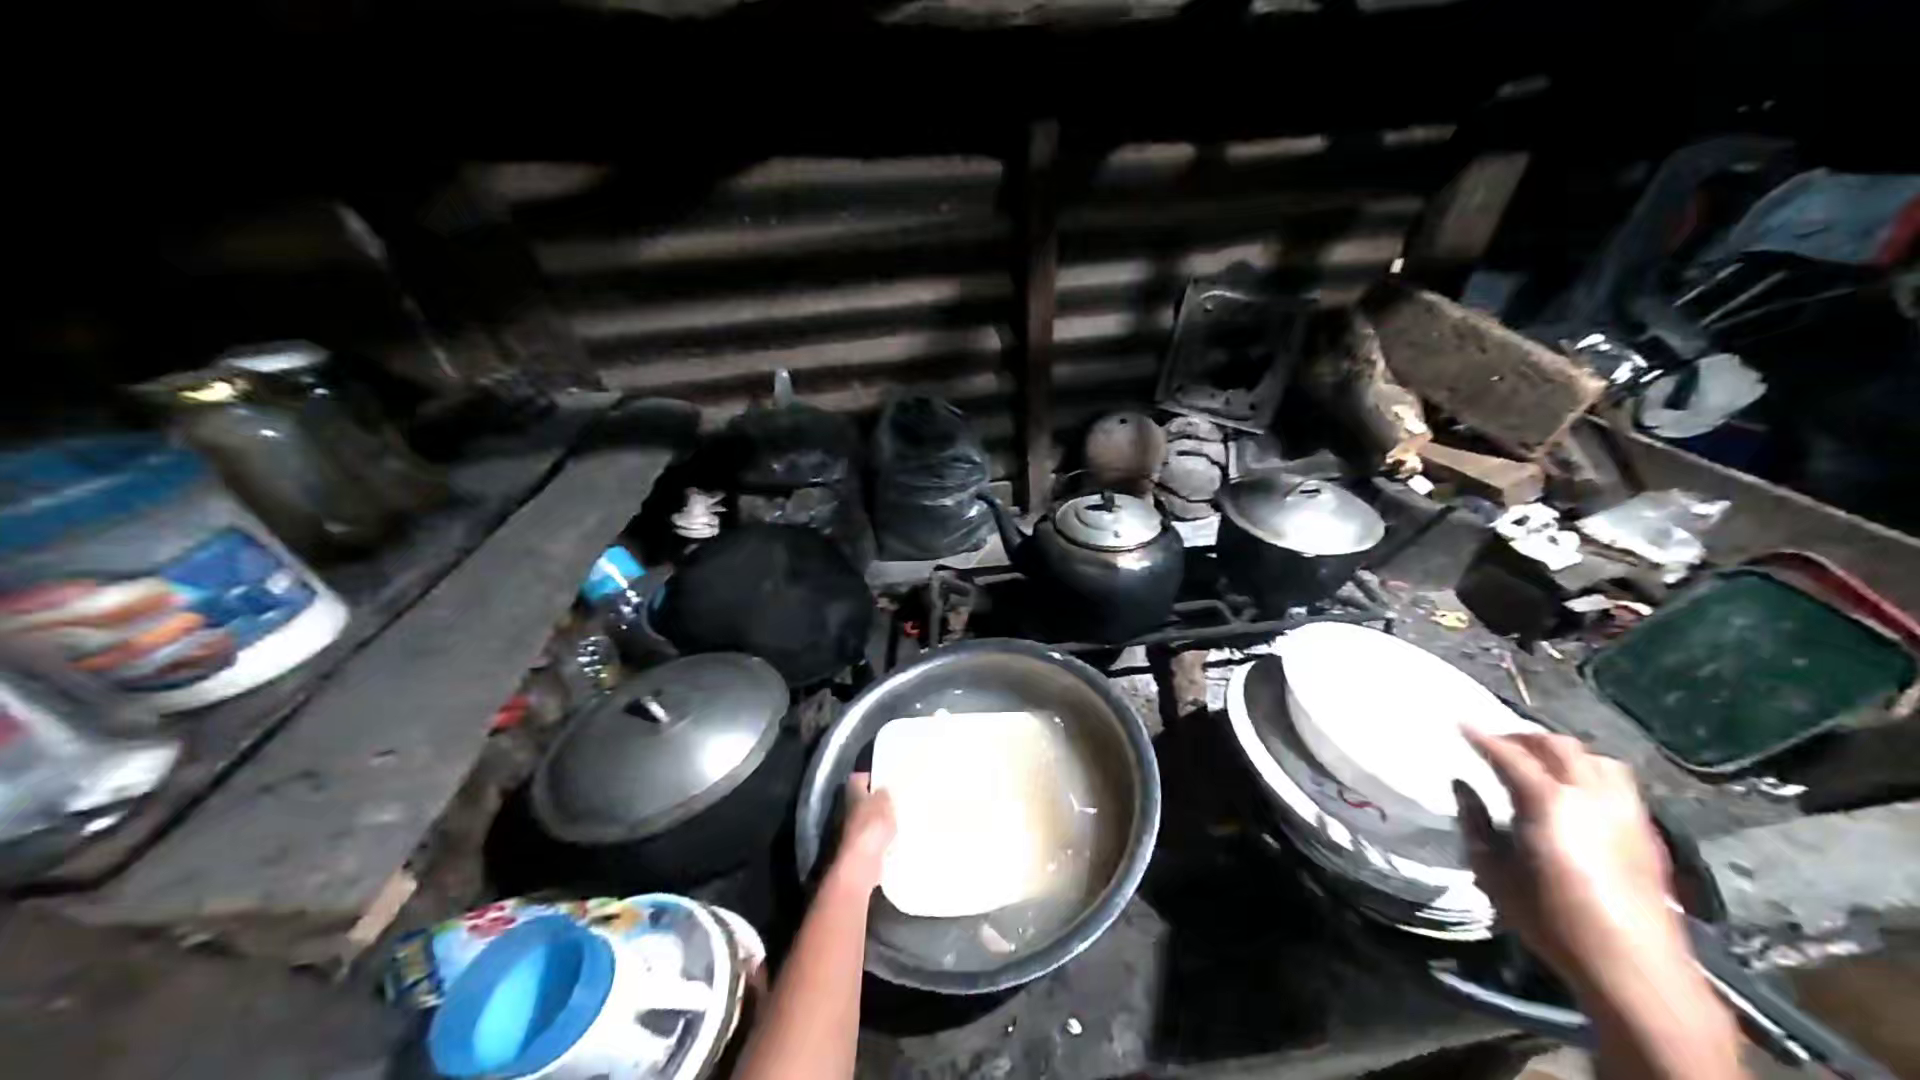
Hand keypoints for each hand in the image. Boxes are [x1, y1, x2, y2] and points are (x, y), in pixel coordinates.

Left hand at [833, 772, 895, 891]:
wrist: (861, 862)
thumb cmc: (872, 825)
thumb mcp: (884, 801)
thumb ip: (884, 793)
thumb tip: (882, 790)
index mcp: (853, 792)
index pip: (859, 778)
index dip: (871, 777)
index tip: (886, 779)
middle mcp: (848, 809)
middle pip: (863, 799)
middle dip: (878, 800)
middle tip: (896, 799)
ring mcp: (852, 829)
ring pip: (868, 819)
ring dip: (880, 820)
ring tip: (900, 818)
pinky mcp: (859, 847)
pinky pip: (873, 838)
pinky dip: (882, 838)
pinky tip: (896, 837)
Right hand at [1455, 729, 1683, 996]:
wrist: (1632, 966)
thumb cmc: (1551, 919)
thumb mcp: (1494, 872)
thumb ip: (1475, 822)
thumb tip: (1463, 786)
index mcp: (1548, 802)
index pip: (1509, 754)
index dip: (1481, 737)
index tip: (1461, 724)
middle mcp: (1591, 796)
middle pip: (1558, 746)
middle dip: (1524, 737)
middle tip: (1498, 742)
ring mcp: (1626, 813)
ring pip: (1595, 759)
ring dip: (1563, 752)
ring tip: (1540, 761)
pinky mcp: (1646, 832)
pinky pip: (1617, 783)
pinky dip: (1590, 772)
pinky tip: (1575, 790)